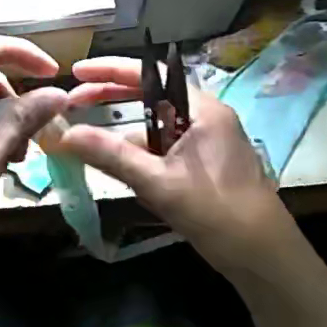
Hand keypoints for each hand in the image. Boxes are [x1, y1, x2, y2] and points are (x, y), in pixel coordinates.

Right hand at [60, 57, 299, 285]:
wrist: (262, 255)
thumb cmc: (216, 212)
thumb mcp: (158, 182)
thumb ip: (111, 156)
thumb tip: (65, 134)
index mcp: (201, 110)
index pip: (151, 75)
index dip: (110, 70)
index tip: (77, 71)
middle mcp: (205, 118)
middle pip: (149, 99)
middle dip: (111, 102)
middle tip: (73, 105)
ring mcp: (205, 143)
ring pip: (154, 130)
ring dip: (126, 140)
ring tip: (93, 152)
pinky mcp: (203, 165)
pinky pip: (163, 151)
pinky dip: (142, 159)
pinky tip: (130, 180)